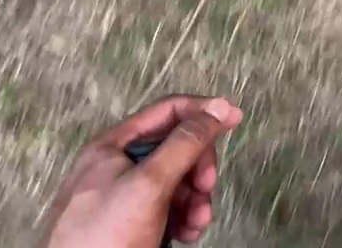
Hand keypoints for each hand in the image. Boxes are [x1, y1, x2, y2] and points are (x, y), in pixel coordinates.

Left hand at [40, 95, 243, 247]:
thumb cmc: (105, 238)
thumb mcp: (150, 184)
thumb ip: (186, 142)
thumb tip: (220, 107)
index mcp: (112, 147)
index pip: (170, 109)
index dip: (205, 111)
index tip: (236, 120)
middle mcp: (115, 167)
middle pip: (176, 147)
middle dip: (199, 168)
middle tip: (208, 187)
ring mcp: (120, 198)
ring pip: (176, 180)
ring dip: (196, 198)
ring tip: (198, 222)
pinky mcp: (127, 226)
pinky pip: (166, 207)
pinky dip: (184, 216)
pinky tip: (188, 233)